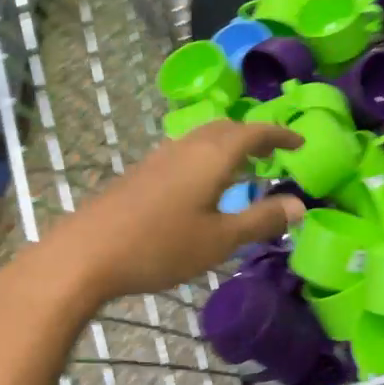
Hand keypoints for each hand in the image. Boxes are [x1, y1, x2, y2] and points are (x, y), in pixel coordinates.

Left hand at [26, 121, 303, 310]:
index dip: (281, 134)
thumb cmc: (160, 246)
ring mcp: (160, 158)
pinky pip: (186, 152)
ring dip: (229, 146)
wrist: (82, 256)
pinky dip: (207, 158)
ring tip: (242, 171)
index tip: (301, 143)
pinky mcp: (141, 174)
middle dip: (254, 136)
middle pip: (227, 128)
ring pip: (203, 139)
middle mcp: (187, 147)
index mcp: (213, 156)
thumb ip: (261, 220)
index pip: (255, 132)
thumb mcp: (220, 240)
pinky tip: (203, 188)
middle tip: (273, 155)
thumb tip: (299, 205)